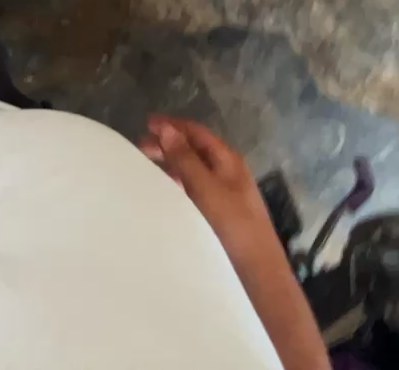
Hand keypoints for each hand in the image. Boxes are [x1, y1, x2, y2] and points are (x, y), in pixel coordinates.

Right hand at [139, 115, 284, 269]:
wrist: (258, 274)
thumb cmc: (233, 226)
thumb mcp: (206, 189)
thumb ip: (185, 158)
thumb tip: (166, 129)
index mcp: (227, 160)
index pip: (196, 131)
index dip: (171, 125)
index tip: (145, 124)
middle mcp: (227, 171)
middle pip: (194, 148)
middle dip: (168, 144)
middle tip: (140, 148)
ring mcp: (225, 192)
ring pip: (193, 168)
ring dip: (171, 163)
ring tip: (148, 168)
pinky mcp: (220, 212)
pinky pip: (194, 188)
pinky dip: (178, 182)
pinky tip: (166, 191)